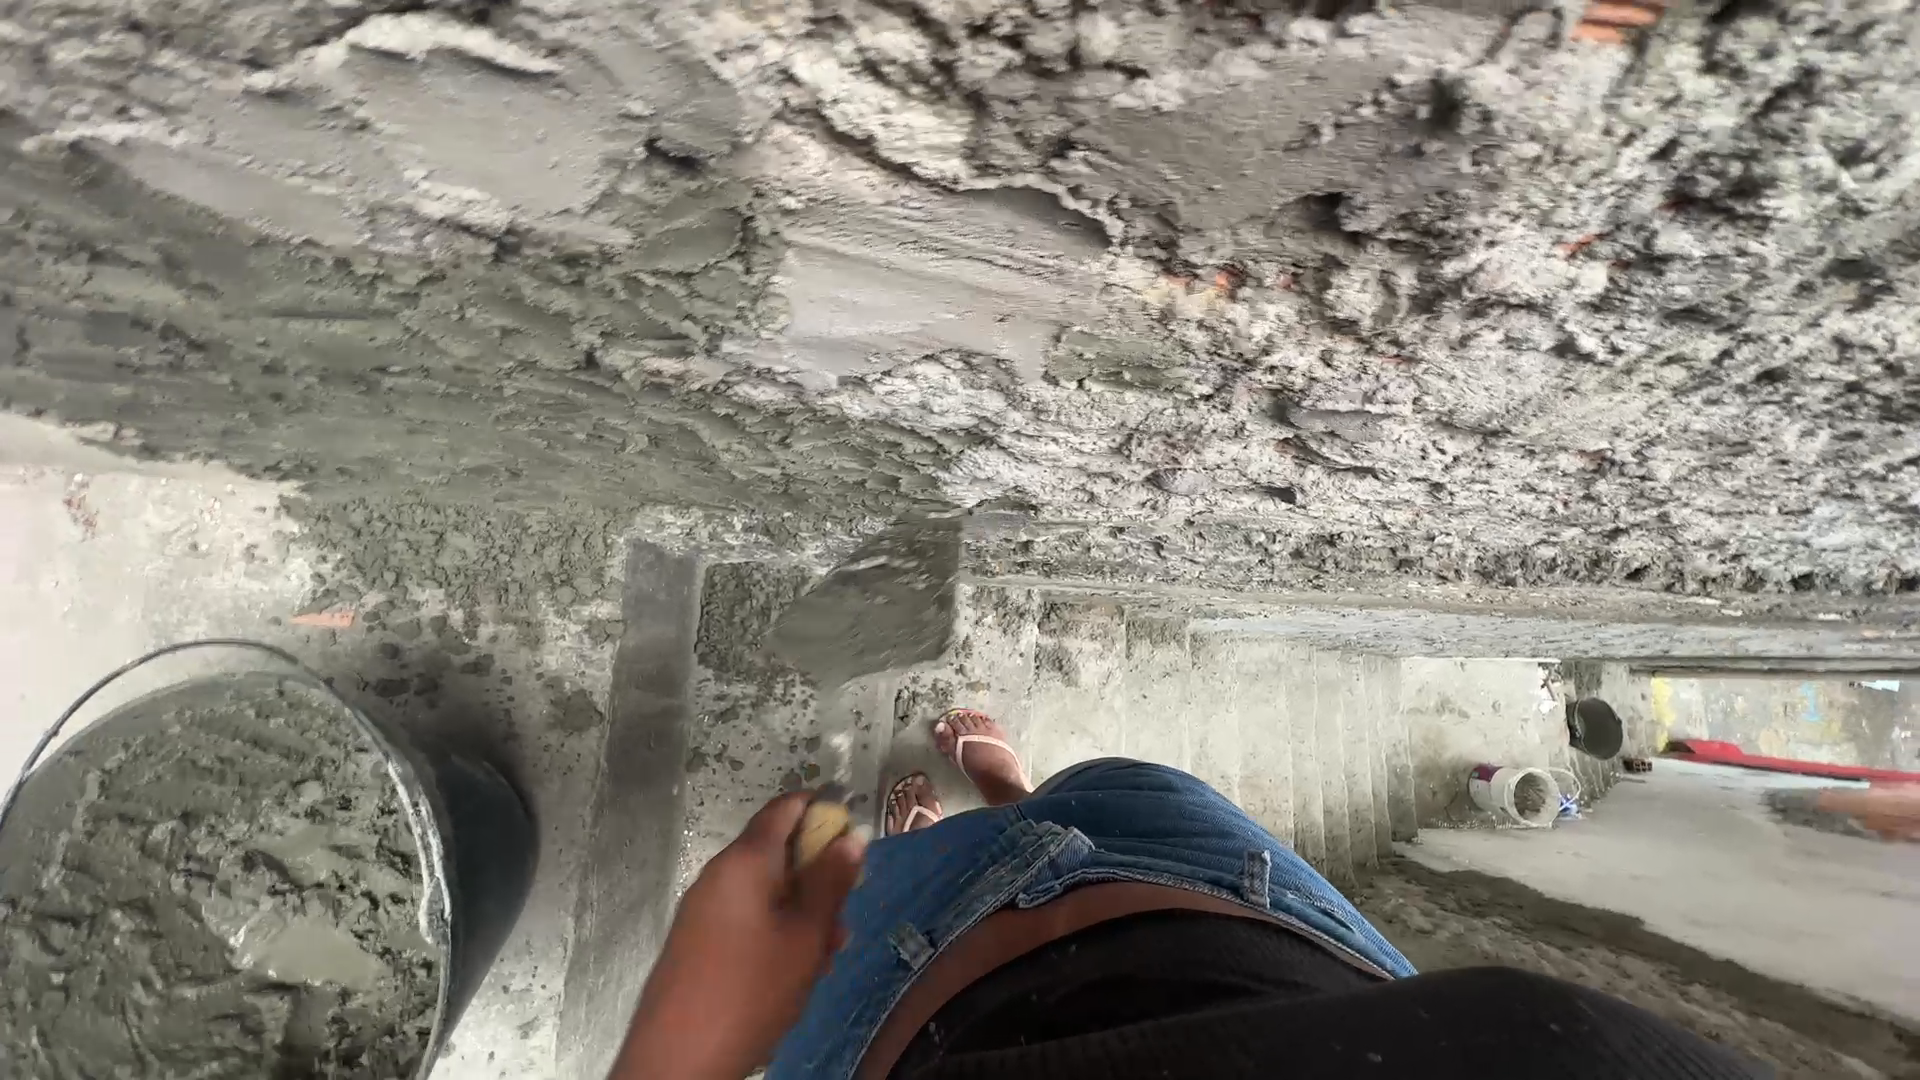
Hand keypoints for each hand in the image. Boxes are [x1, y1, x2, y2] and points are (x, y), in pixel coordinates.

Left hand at [613, 792, 869, 1079]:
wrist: (675, 1065)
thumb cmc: (750, 989)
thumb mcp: (806, 934)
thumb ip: (831, 881)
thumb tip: (851, 836)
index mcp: (746, 859)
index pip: (786, 806)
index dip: (822, 809)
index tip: (851, 833)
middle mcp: (720, 873)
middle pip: (778, 851)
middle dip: (818, 875)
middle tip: (845, 913)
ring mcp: (704, 907)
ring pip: (766, 890)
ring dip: (802, 910)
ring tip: (827, 953)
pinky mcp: (696, 940)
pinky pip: (746, 916)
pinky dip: (775, 929)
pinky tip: (794, 970)